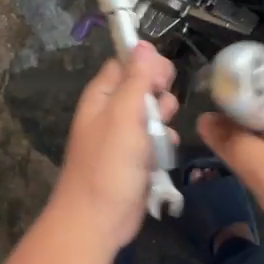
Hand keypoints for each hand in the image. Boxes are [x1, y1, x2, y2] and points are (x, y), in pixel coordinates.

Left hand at [49, 43, 178, 250]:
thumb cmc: (108, 165)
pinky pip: (156, 140)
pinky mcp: (136, 160)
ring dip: (163, 120)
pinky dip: (163, 144)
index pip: (126, 64)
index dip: (147, 64)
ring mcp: (123, 137)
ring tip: (161, 135)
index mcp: (101, 96)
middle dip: (159, 94)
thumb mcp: (123, 115)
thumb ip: (136, 80)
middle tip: (162, 108)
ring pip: (152, 114)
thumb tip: (143, 44)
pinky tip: (165, 154)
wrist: (97, 220)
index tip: (165, 76)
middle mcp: (111, 112)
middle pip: (143, 87)